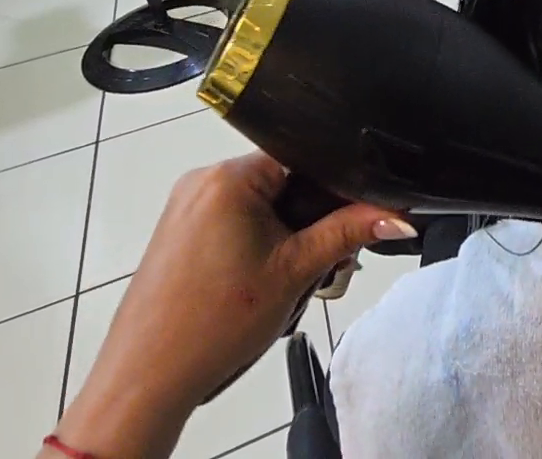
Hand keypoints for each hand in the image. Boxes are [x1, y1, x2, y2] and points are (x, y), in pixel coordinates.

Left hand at [49, 153, 413, 458]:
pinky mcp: (181, 232)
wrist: (143, 385)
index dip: (336, 184)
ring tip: (295, 276)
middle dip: (313, 216)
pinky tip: (267, 277)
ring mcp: (187, 206)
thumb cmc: (212, 325)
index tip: (358, 211)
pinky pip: (237, 219)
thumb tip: (398, 216)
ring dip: (289, 233)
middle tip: (329, 257)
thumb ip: (349, 232)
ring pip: (263, 203)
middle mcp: (203, 181)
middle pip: (284, 180)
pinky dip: (262, 241)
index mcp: (228, 177)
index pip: (303, 156)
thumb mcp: (296, 271)